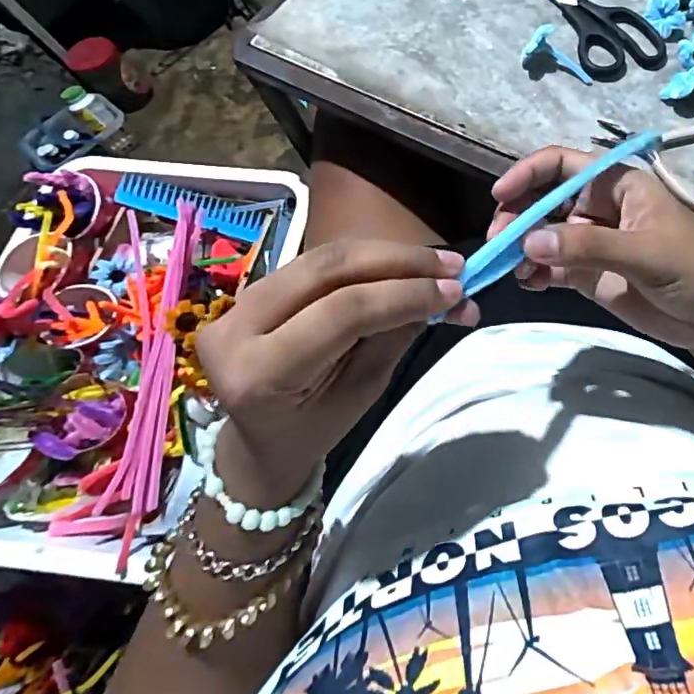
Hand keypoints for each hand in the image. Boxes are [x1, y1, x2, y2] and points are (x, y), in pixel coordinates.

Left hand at [191, 241, 479, 500]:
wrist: (259, 439)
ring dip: (389, 253)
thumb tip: (448, 296)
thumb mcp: (361, 393)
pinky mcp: (252, 285)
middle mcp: (237, 325)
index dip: (404, 294)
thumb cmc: (313, 430)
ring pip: (325, 255)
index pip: (342, 312)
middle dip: (400, 260)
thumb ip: (396, 336)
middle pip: (330, 268)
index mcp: (259, 371)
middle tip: (452, 265)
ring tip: (437, 261)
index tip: (456, 291)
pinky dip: (368, 258)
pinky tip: (404, 262)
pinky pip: (318, 260)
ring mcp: (238, 299)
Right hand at [489, 146, 693, 350]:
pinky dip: (533, 271)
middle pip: (544, 199)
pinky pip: (551, 266)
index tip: (501, 193)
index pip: (563, 165)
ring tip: (511, 266)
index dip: (529, 173)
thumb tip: (529, 241)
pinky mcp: (589, 275)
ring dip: (521, 246)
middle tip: (500, 241)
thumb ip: (590, 247)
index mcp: (617, 185)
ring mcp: (591, 243)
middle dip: (518, 214)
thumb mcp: (647, 253)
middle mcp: (598, 208)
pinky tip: (527, 281)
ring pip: (542, 235)